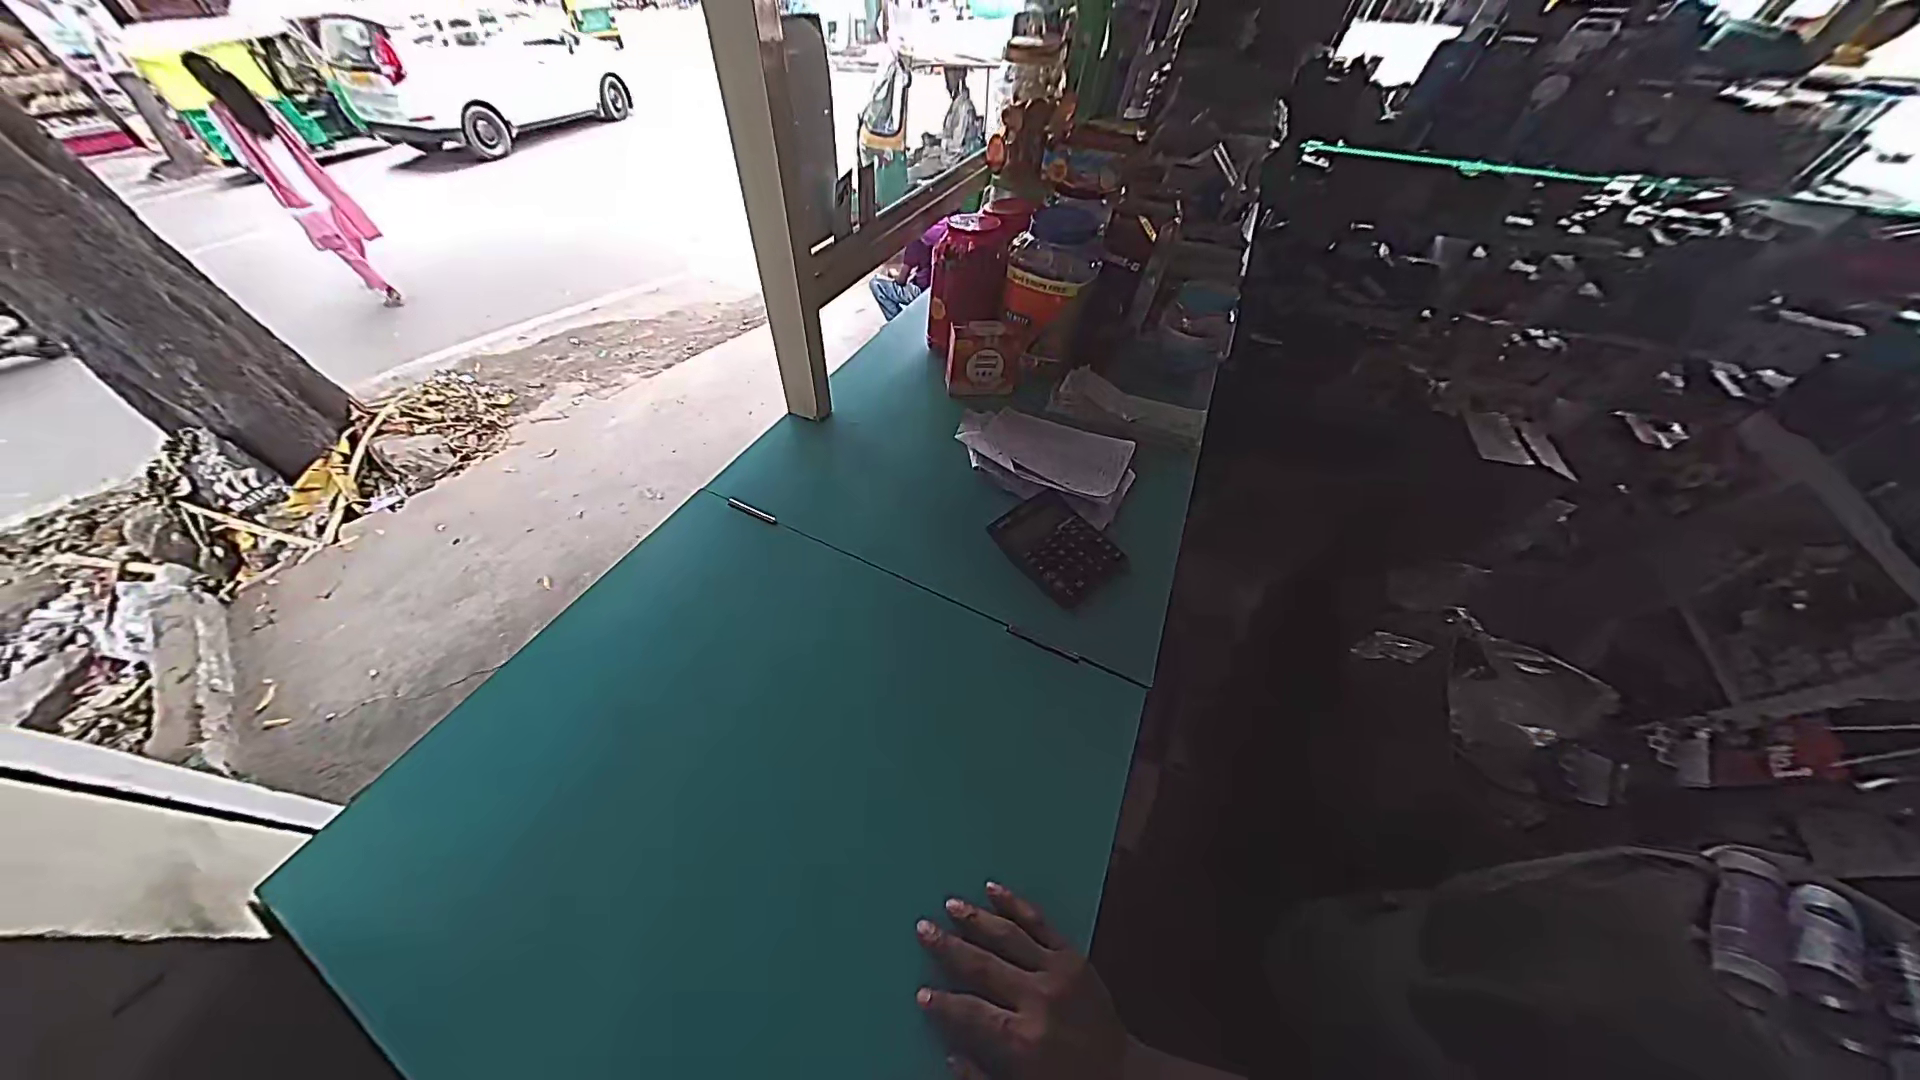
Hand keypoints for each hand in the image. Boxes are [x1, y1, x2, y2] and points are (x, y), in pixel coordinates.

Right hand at [916, 881, 1127, 1078]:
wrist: (1123, 1075)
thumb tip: (950, 1057)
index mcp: (1022, 1039)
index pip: (970, 1014)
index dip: (943, 1004)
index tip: (922, 993)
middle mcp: (1037, 999)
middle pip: (982, 966)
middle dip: (949, 947)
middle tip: (923, 928)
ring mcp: (1057, 972)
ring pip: (1008, 936)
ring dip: (976, 918)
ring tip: (951, 904)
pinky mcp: (1073, 956)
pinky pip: (1039, 923)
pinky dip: (1014, 904)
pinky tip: (994, 890)